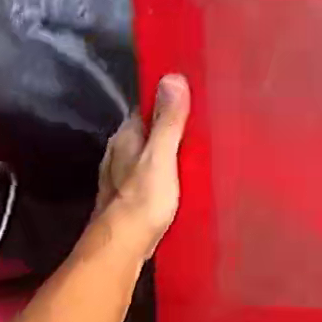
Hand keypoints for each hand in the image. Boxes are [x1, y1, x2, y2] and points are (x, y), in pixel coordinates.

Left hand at [92, 74, 189, 257]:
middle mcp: (119, 153)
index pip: (145, 108)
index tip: (193, 101)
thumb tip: (172, 76)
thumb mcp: (161, 156)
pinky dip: (165, 177)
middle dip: (170, 131)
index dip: (166, 102)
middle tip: (202, 132)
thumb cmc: (143, 199)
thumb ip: (168, 121)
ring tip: (196, 157)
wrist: (124, 245)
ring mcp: (122, 178)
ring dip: (168, 156)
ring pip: (148, 157)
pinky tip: (180, 185)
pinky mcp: (131, 200)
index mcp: (125, 137)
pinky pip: (151, 178)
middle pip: (147, 133)